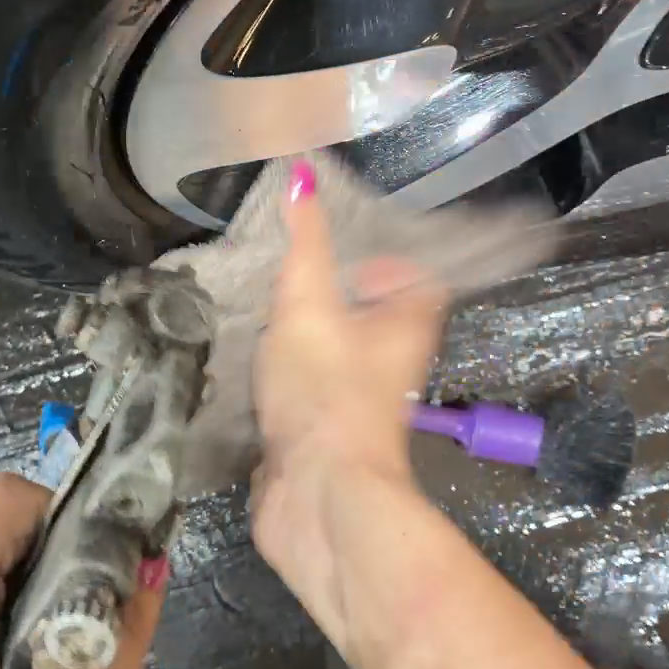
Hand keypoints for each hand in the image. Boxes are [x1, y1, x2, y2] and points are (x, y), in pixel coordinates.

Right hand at [250, 161, 447, 636]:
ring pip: (335, 350)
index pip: (418, 277)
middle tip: (291, 262)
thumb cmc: (327, 391)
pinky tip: (250, 355)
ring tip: (264, 299)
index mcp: (406, 324)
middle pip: (373, 313)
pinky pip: (303, 385)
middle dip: (338, 288)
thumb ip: (304, 241)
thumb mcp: (309, 303)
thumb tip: (303, 173)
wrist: (317, 495)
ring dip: (306, 330)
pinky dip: (284, 368)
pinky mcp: (317, 428)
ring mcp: (352, 399)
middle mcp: (388, 361)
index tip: (349, 241)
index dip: (392, 257)